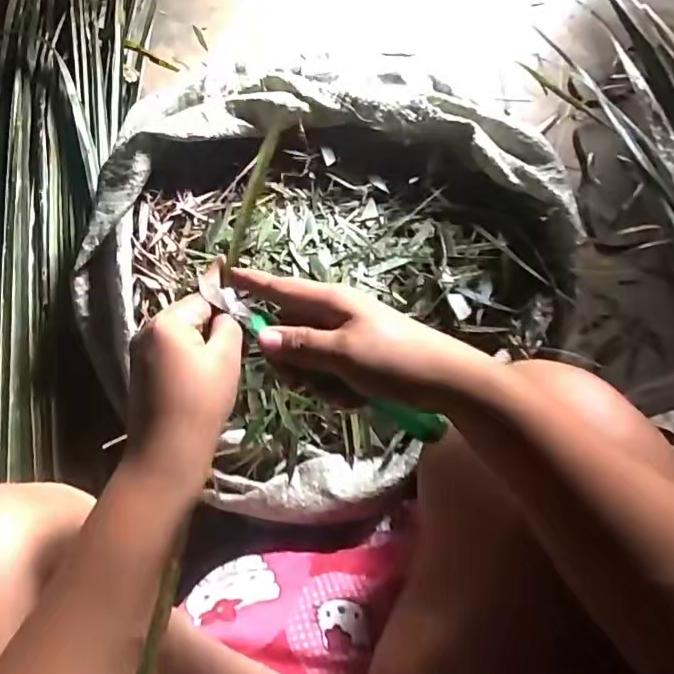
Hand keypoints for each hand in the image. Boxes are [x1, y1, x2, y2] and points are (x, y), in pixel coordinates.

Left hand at [127, 294, 242, 481]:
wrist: (166, 455)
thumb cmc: (201, 403)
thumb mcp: (226, 359)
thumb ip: (228, 325)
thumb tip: (223, 315)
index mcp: (166, 321)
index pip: (202, 299)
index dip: (224, 309)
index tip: (240, 322)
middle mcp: (146, 329)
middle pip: (187, 314)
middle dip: (209, 327)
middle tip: (229, 354)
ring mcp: (138, 350)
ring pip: (178, 334)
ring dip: (197, 344)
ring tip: (214, 371)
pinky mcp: (138, 370)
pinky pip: (167, 351)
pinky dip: (184, 359)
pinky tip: (196, 382)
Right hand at [226, 269, 484, 413]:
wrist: (450, 381)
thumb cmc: (396, 358)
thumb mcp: (344, 354)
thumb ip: (300, 346)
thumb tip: (260, 338)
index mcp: (330, 301)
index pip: (280, 288)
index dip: (252, 283)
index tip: (224, 275)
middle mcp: (333, 314)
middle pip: (287, 331)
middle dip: (291, 360)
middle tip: (303, 382)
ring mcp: (345, 336)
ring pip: (305, 357)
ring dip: (317, 380)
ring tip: (343, 392)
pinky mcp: (356, 358)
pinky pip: (327, 372)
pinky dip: (336, 388)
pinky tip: (356, 398)